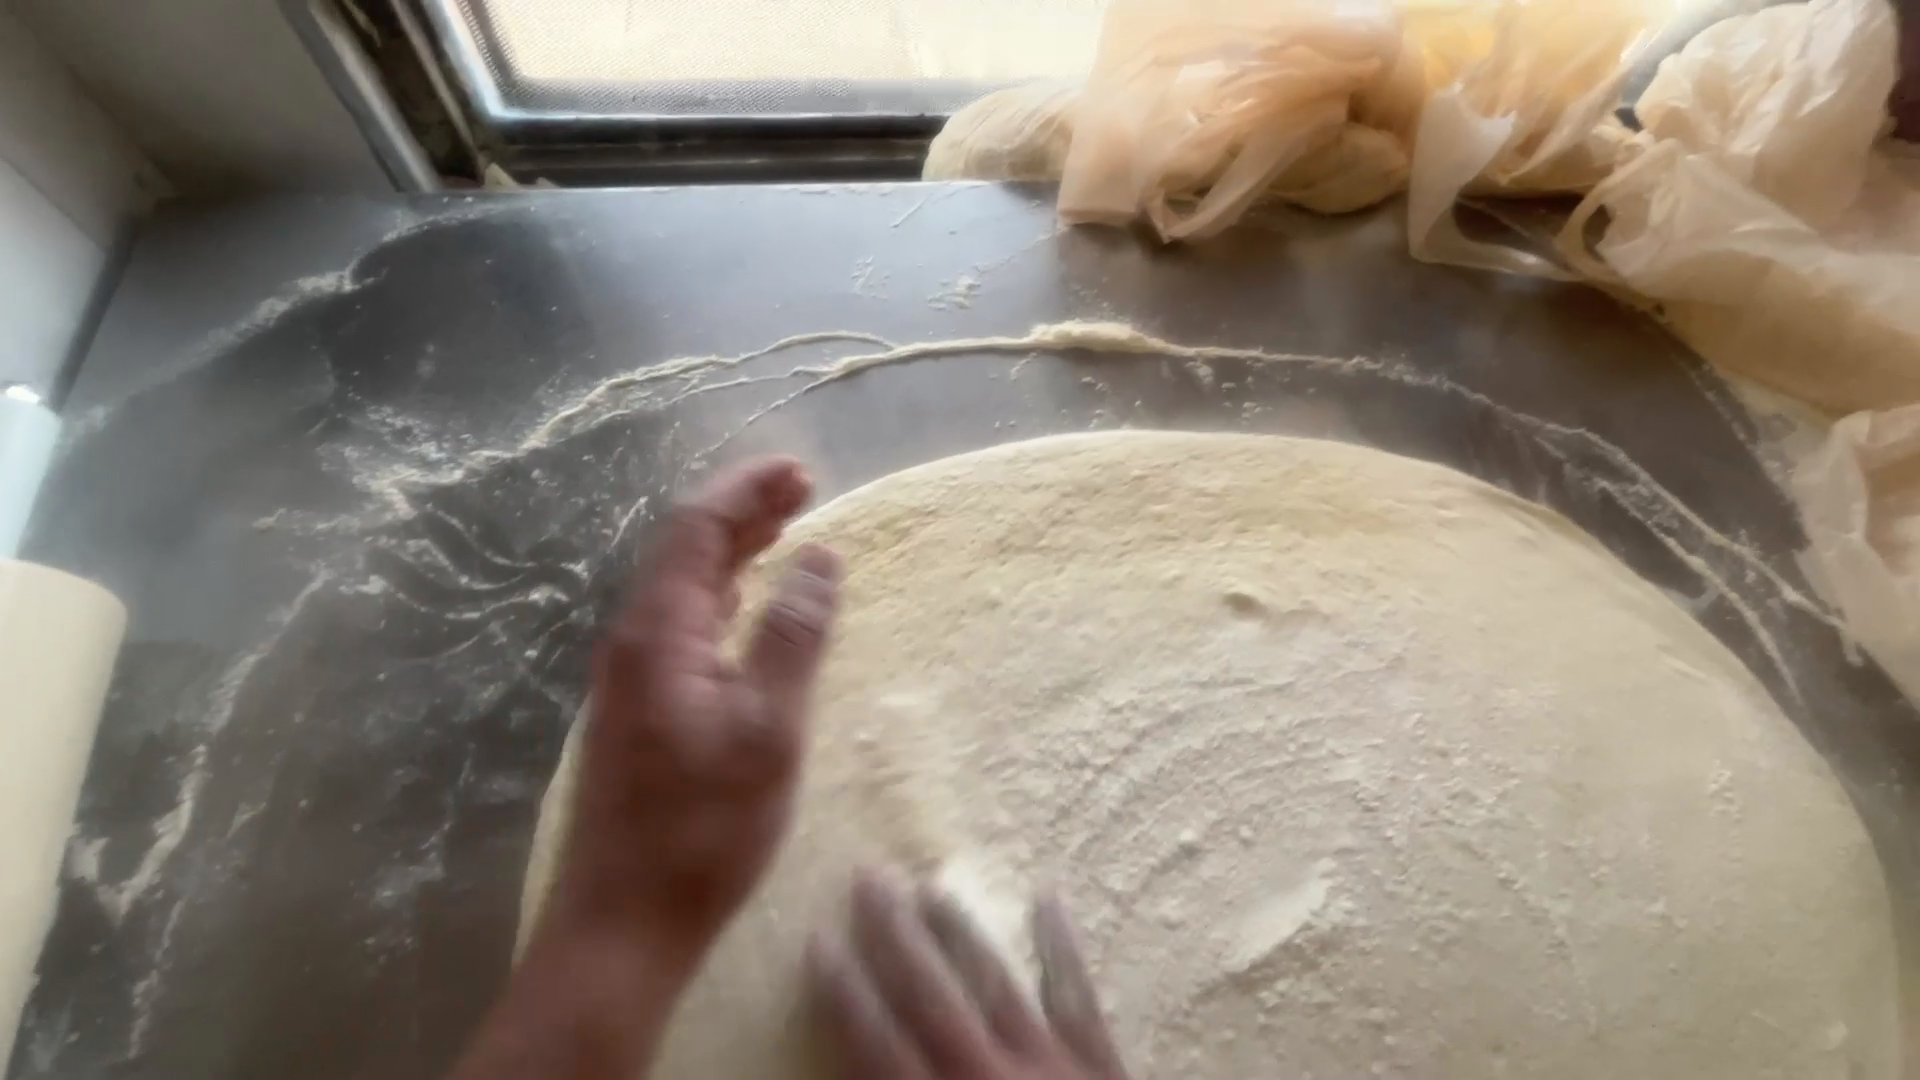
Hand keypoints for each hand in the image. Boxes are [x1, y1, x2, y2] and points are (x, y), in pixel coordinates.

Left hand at [543, 456, 842, 962]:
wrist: (623, 924)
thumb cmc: (703, 829)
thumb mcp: (769, 729)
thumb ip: (794, 637)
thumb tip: (821, 557)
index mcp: (659, 633)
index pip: (696, 529)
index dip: (746, 491)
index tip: (800, 470)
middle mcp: (636, 641)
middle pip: (687, 549)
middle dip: (744, 510)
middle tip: (803, 488)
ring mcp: (635, 674)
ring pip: (686, 585)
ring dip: (735, 549)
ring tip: (785, 527)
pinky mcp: (644, 706)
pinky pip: (686, 622)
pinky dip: (726, 592)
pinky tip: (748, 601)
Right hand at [808, 870, 1131, 1079]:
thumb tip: (863, 1073)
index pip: (879, 1045)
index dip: (845, 991)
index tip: (819, 938)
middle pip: (932, 995)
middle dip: (896, 935)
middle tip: (871, 878)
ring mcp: (1049, 1067)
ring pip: (994, 982)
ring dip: (960, 932)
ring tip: (933, 884)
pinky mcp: (1100, 1065)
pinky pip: (1076, 994)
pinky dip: (1061, 945)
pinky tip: (1049, 897)